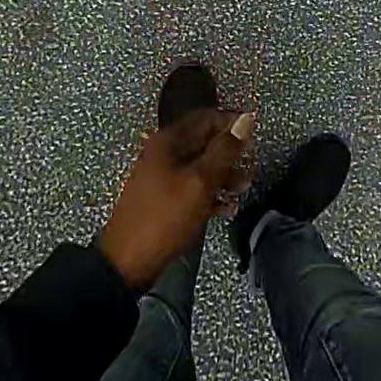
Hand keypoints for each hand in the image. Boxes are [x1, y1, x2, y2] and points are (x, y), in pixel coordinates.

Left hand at [101, 109, 254, 288]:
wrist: (127, 263)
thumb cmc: (165, 216)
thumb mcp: (200, 181)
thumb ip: (225, 149)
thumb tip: (246, 118)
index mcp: (169, 141)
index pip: (207, 117)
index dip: (232, 123)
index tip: (253, 136)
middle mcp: (165, 153)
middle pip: (205, 142)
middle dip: (230, 153)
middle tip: (249, 167)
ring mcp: (163, 177)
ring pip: (201, 166)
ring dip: (224, 175)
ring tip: (242, 189)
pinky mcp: (164, 200)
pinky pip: (193, 188)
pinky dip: (210, 194)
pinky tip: (226, 208)